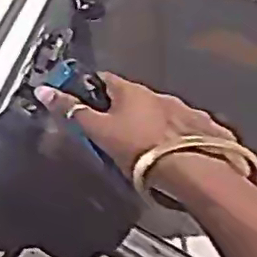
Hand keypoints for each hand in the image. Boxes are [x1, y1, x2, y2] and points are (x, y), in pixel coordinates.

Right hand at [34, 74, 246, 203]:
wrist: (199, 178)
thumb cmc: (141, 151)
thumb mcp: (97, 131)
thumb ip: (71, 110)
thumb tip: (44, 91)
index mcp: (131, 91)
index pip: (103, 79)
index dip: (89, 88)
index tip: (81, 100)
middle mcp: (161, 96)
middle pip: (134, 98)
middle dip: (123, 110)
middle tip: (112, 132)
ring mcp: (190, 113)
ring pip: (163, 114)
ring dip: (153, 124)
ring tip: (146, 149)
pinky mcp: (213, 132)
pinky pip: (190, 131)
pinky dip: (180, 138)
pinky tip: (177, 155)